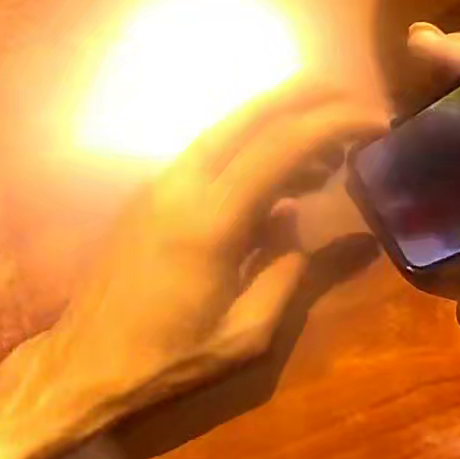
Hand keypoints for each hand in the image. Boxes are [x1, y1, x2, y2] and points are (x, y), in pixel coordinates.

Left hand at [43, 82, 384, 430]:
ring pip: (226, 125)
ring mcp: (161, 182)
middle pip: (250, 113)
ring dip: (279, 119)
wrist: (83, 363)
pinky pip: (208, 150)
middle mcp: (183, 183)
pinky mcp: (150, 192)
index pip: (281, 144)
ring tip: (326, 147)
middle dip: (307, 95)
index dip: (335, 123)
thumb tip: (302, 221)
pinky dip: (249, 145)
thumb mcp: (245, 334)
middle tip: (354, 100)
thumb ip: (286, 272)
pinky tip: (276, 175)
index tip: (376, 122)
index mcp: (211, 218)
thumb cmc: (167, 359)